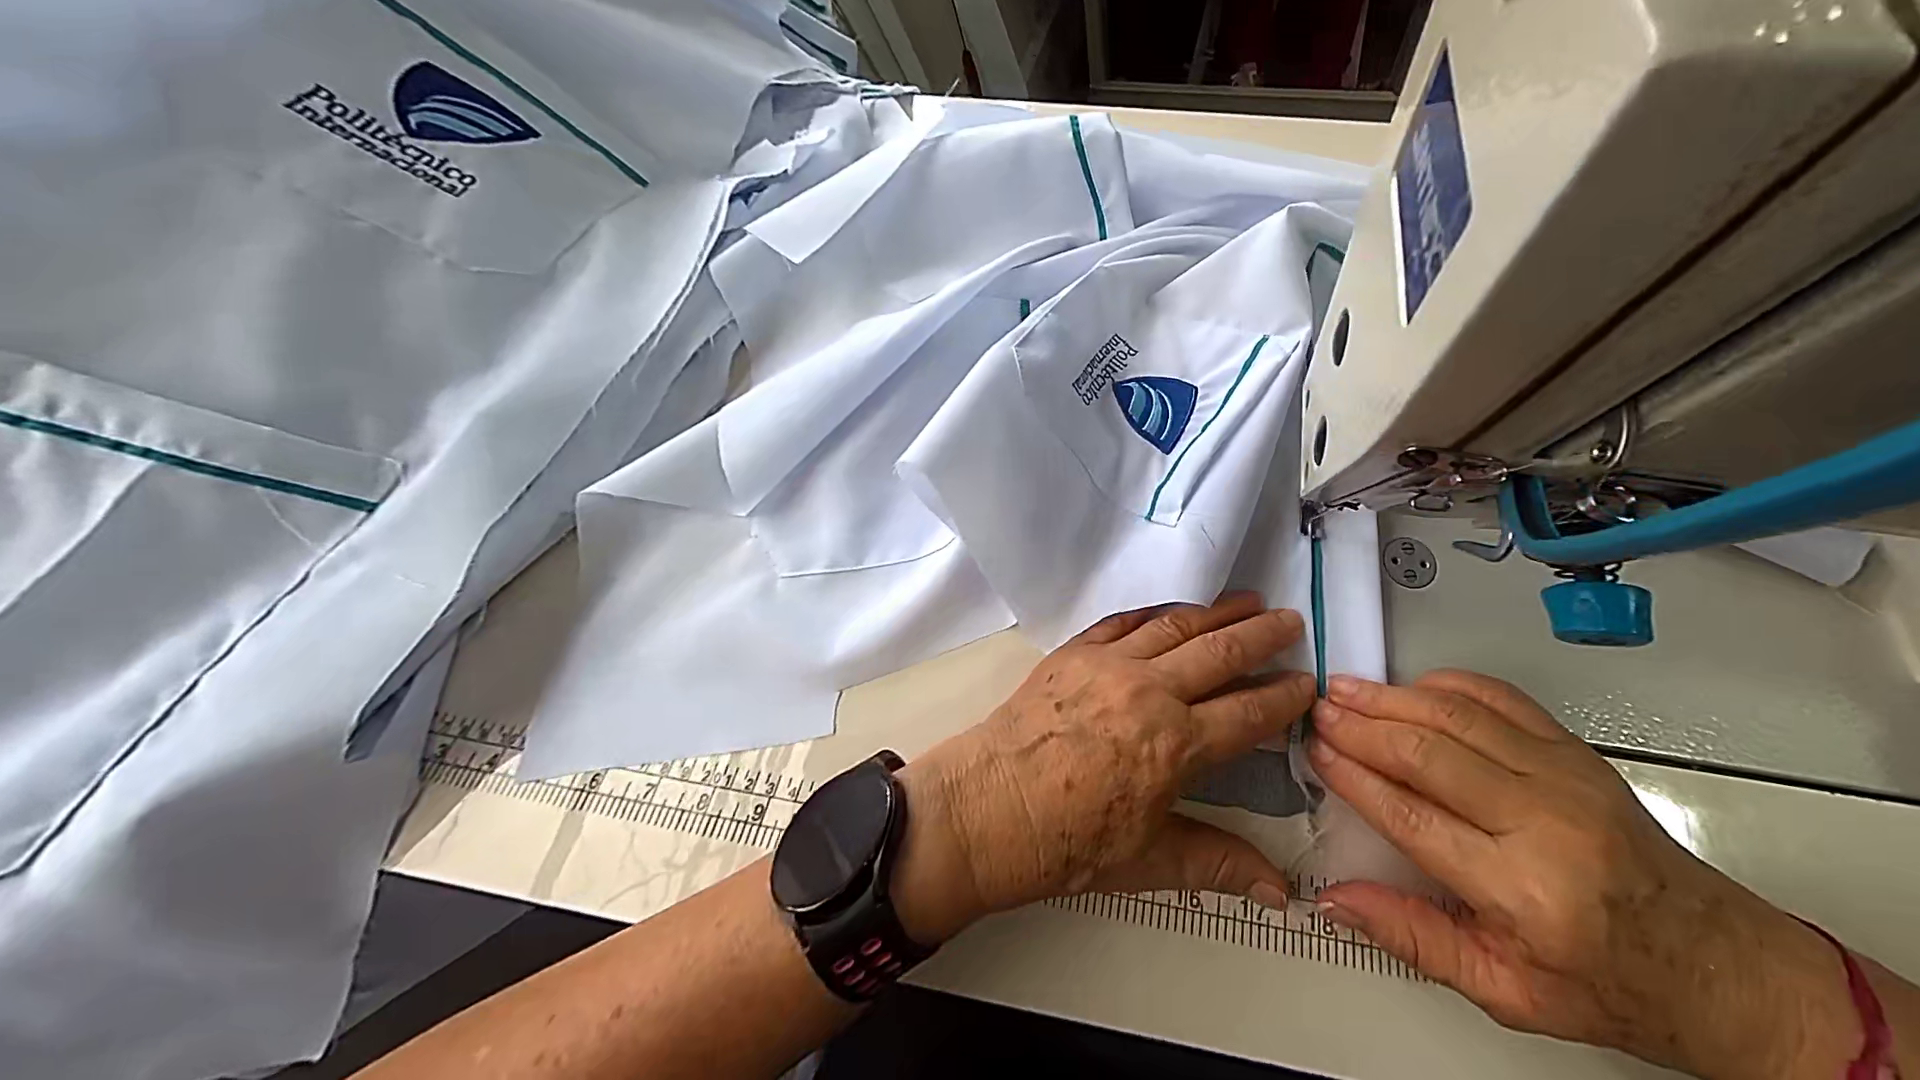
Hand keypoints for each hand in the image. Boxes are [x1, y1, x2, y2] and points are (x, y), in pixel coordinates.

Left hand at [890, 592, 1315, 943]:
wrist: (986, 808)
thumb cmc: (1065, 841)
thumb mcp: (1148, 860)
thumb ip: (1217, 862)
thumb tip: (1279, 889)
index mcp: (1176, 745)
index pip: (1248, 713)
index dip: (1283, 697)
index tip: (1306, 682)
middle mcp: (1148, 693)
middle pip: (1220, 654)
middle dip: (1261, 635)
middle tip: (1289, 621)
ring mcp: (1107, 665)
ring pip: (1175, 628)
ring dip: (1215, 613)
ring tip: (1245, 600)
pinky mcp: (1073, 654)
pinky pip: (1123, 622)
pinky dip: (1153, 614)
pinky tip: (1170, 611)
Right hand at [1307, 670, 1859, 1079]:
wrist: (1724, 968)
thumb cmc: (1607, 984)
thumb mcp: (1505, 991)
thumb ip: (1412, 938)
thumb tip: (1333, 899)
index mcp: (1525, 892)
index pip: (1411, 816)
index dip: (1352, 777)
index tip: (1314, 752)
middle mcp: (1547, 825)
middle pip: (1428, 753)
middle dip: (1362, 726)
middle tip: (1317, 711)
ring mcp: (1568, 780)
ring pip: (1459, 716)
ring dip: (1392, 697)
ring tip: (1344, 689)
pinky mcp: (1580, 756)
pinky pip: (1503, 700)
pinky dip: (1448, 683)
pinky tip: (1410, 687)